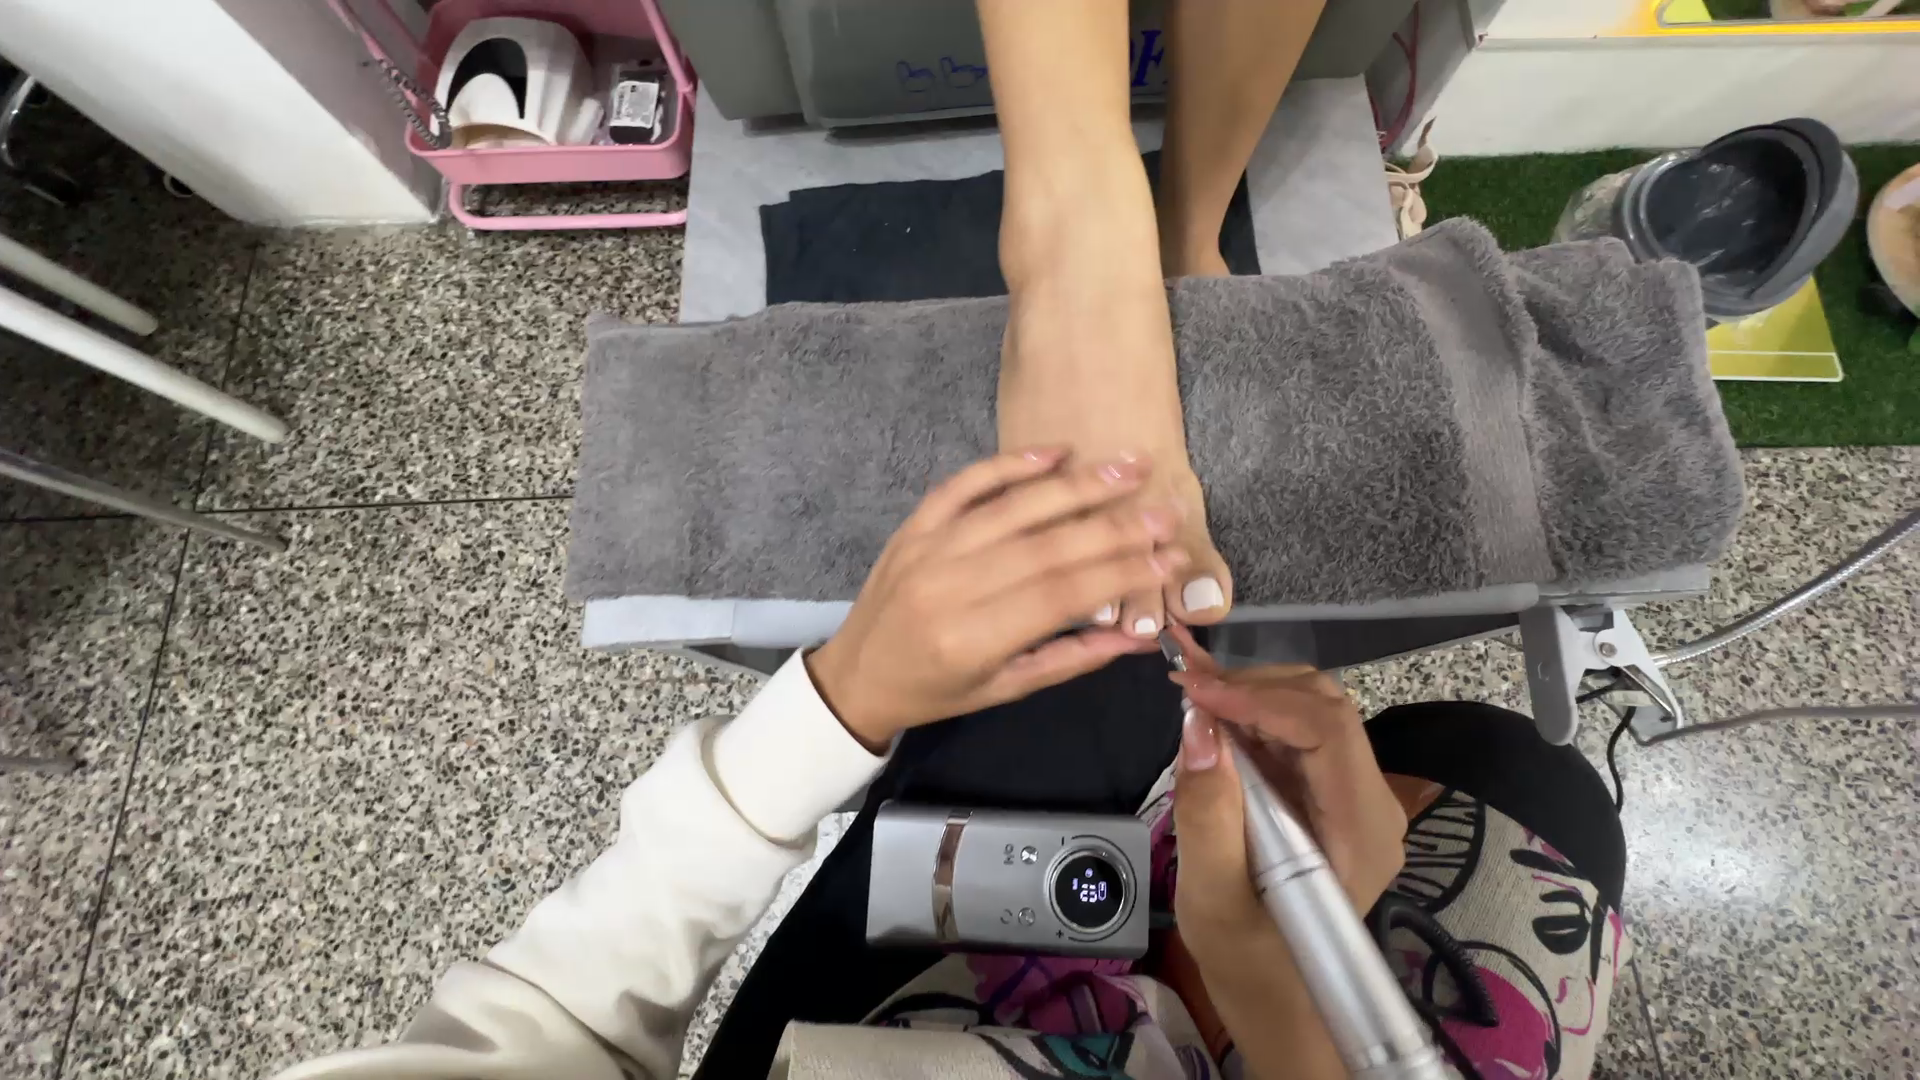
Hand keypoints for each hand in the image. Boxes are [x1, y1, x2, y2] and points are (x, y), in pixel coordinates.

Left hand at [806, 449, 1187, 749]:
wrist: (855, 676)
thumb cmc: (934, 692)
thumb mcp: (1004, 690)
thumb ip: (1070, 659)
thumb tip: (1138, 634)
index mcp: (974, 638)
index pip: (1062, 594)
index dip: (1121, 572)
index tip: (1168, 556)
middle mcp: (951, 585)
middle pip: (1046, 546)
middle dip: (1114, 526)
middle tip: (1165, 510)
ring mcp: (929, 548)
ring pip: (1013, 507)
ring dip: (1076, 486)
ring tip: (1128, 467)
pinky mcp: (914, 525)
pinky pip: (964, 484)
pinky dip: (1009, 465)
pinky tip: (1054, 452)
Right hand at [1167, 625, 1406, 1078]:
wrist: (1281, 1003)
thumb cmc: (1252, 966)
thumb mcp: (1214, 898)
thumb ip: (1208, 813)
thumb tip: (1198, 725)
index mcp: (1359, 829)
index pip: (1324, 729)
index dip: (1258, 696)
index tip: (1192, 689)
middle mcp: (1369, 801)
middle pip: (1322, 706)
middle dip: (1252, 685)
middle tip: (1186, 688)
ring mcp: (1350, 795)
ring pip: (1308, 708)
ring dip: (1247, 693)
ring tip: (1191, 694)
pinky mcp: (1324, 793)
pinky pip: (1291, 730)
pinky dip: (1247, 710)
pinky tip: (1209, 710)